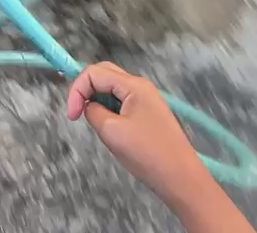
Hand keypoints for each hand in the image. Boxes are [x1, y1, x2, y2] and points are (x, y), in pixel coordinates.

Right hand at [65, 62, 207, 202]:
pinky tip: (113, 129)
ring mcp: (148, 100)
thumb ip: (92, 111)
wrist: (185, 183)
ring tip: (97, 123)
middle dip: (86, 90)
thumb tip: (89, 106)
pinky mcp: (151, 115)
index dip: (77, 90)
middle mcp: (141, 86)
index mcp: (133, 85)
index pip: (93, 73)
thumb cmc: (148, 155)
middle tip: (78, 111)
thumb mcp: (111, 131)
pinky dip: (110, 110)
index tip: (72, 116)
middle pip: (104, 74)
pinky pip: (123, 102)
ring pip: (112, 89)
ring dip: (98, 100)